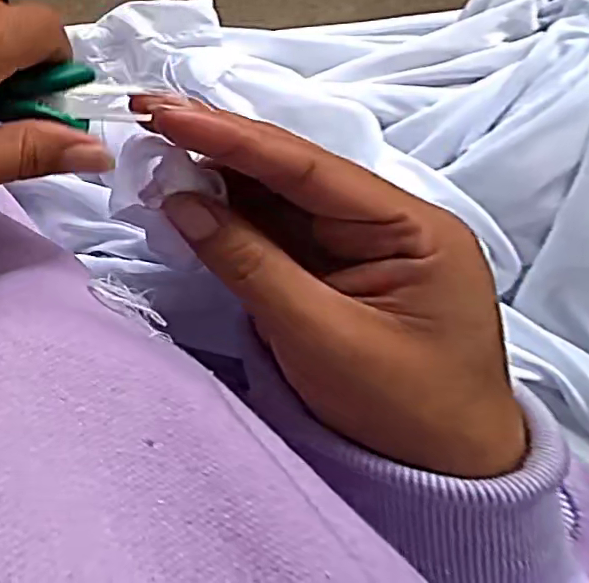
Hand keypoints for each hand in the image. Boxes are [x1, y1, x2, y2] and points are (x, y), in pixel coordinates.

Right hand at [136, 96, 525, 477]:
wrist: (437, 479)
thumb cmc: (402, 413)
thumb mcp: (321, 337)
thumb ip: (246, 260)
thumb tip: (178, 198)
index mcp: (408, 226)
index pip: (305, 166)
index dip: (232, 136)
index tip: (171, 115)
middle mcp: (376, 215)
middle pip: (283, 164)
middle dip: (214, 136)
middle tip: (150, 109)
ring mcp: (344, 234)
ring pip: (265, 185)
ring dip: (208, 162)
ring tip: (154, 135)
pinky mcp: (315, 255)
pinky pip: (258, 217)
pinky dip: (216, 200)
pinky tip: (181, 179)